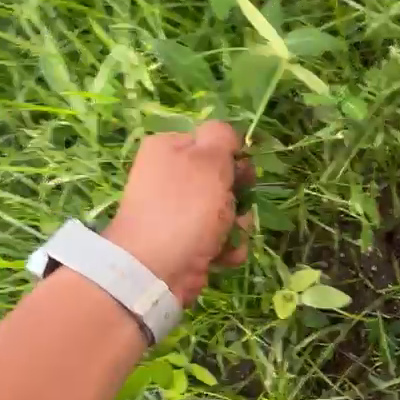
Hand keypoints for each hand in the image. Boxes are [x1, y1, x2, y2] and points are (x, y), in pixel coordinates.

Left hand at [102, 120, 253, 304]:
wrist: (157, 266)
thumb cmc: (185, 209)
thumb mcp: (207, 162)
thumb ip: (222, 138)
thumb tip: (230, 133)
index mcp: (171, 148)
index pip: (216, 144)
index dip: (235, 161)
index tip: (242, 177)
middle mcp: (172, 176)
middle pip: (226, 182)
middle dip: (239, 200)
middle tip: (232, 210)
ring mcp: (180, 210)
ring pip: (230, 214)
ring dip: (237, 228)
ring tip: (224, 238)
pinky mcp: (188, 239)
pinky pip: (222, 239)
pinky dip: (227, 248)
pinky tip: (219, 255)